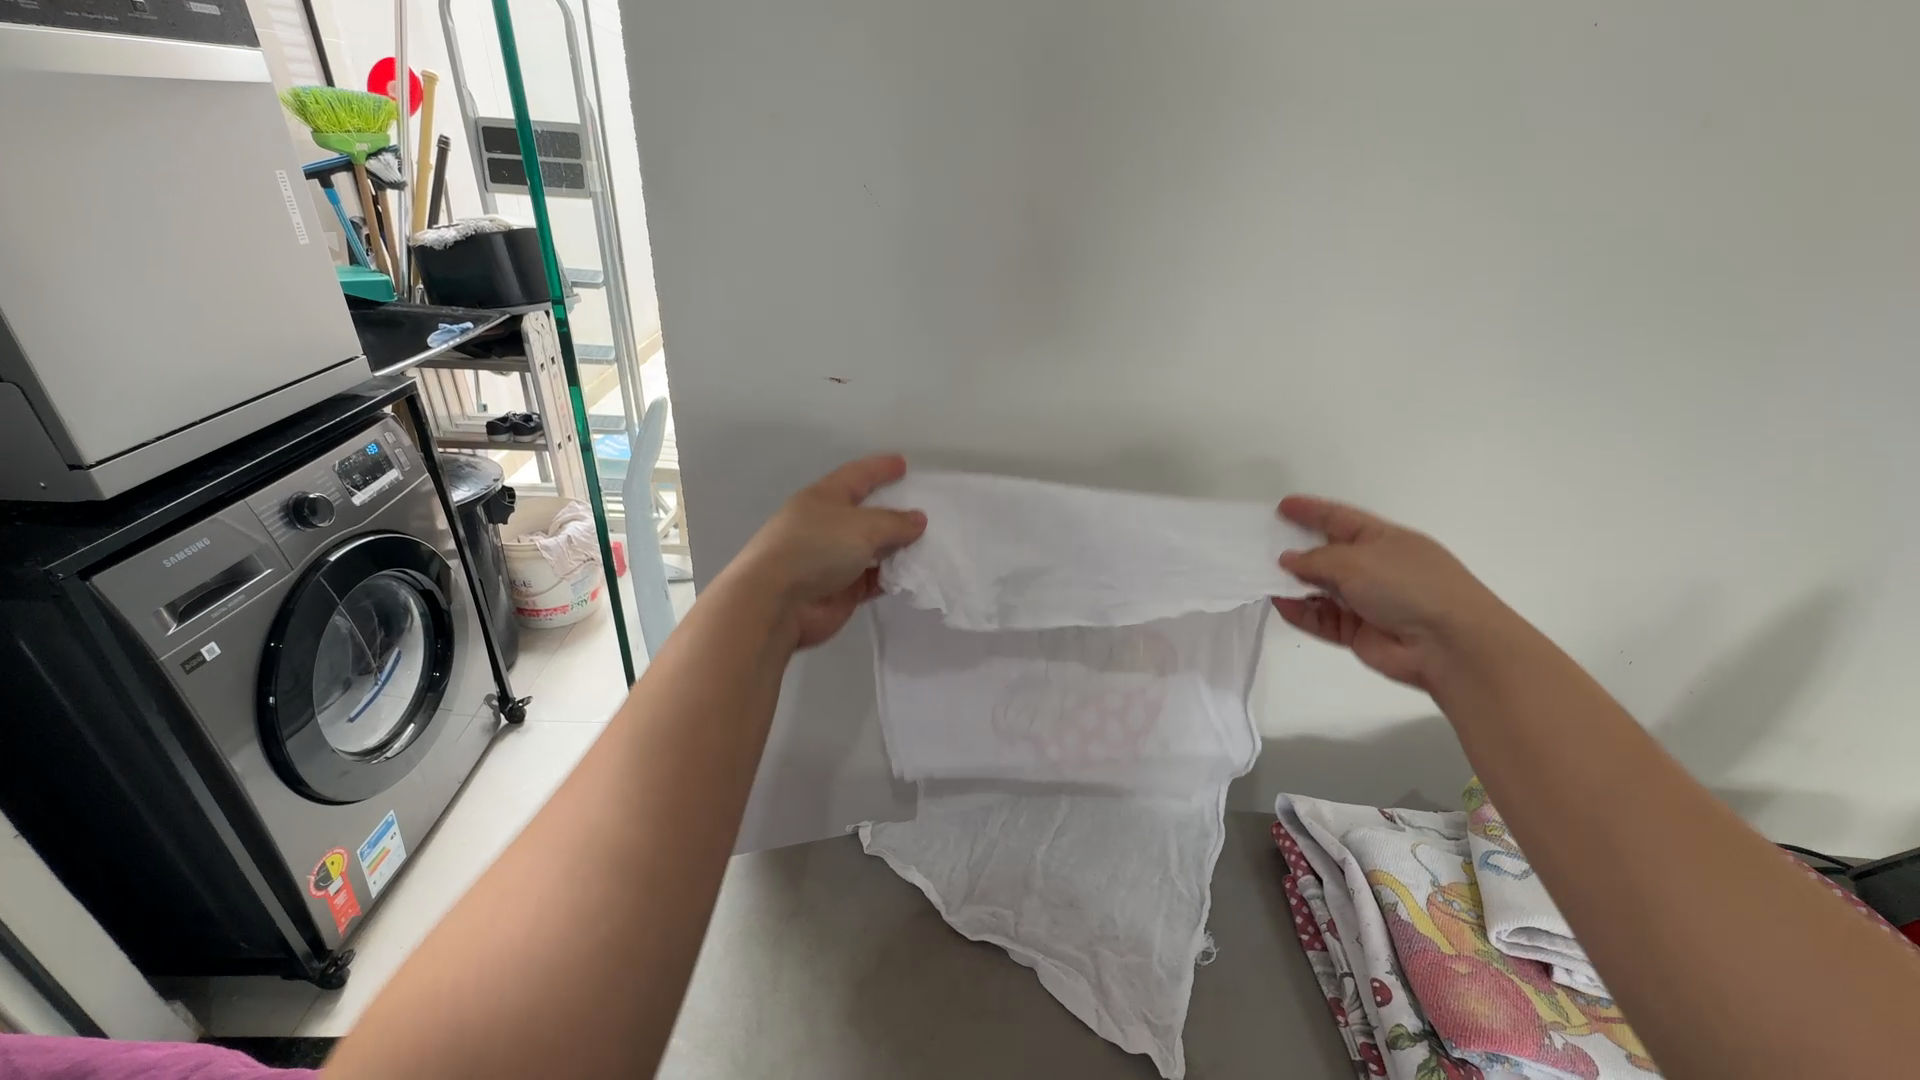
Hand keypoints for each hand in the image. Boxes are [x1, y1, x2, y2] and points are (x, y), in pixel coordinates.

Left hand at [729, 455, 927, 648]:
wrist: (777, 602)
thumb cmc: (815, 549)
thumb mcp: (861, 526)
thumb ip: (894, 523)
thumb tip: (918, 520)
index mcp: (823, 498)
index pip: (857, 476)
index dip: (879, 468)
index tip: (903, 463)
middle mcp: (827, 526)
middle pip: (866, 514)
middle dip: (893, 511)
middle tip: (925, 507)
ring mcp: (832, 559)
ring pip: (872, 548)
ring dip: (896, 547)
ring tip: (929, 542)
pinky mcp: (840, 590)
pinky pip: (873, 578)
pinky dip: (891, 575)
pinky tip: (914, 573)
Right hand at [1272, 496, 1513, 689]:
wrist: (1449, 645)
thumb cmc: (1409, 586)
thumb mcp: (1358, 560)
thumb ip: (1317, 559)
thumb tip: (1289, 560)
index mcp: (1384, 539)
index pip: (1341, 519)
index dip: (1312, 511)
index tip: (1282, 507)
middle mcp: (1375, 568)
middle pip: (1328, 555)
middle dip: (1297, 550)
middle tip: (1261, 546)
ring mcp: (1367, 601)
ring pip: (1321, 589)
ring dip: (1294, 584)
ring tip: (1263, 579)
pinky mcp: (1358, 632)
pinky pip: (1322, 619)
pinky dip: (1301, 612)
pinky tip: (1280, 604)